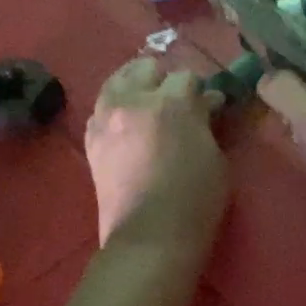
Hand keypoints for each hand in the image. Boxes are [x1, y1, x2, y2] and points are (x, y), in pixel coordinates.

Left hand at [85, 59, 227, 248]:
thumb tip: (206, 102)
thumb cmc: (196, 197)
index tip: (208, 105)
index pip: (186, 76)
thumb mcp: (214, 154)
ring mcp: (105, 120)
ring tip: (150, 109)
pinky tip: (130, 127)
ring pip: (116, 82)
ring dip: (135, 89)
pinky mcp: (91, 140)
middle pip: (144, 67)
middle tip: (176, 101)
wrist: (149, 237)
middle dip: (162, 79)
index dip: (199, 89)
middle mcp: (132, 101)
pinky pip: (102, 109)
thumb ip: (205, 120)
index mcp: (170, 102)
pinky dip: (117, 110)